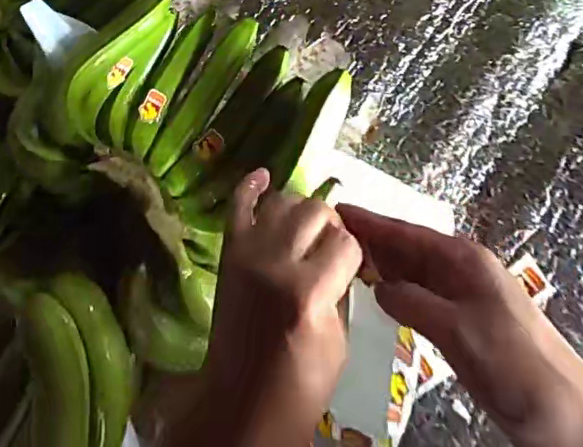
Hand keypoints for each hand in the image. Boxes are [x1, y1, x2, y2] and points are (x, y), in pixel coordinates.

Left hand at [172, 170, 362, 446]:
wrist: (240, 407)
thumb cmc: (298, 386)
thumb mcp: (337, 341)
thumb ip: (339, 288)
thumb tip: (340, 254)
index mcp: (308, 293)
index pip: (346, 243)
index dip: (354, 254)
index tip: (351, 267)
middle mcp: (275, 264)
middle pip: (317, 211)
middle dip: (332, 226)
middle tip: (329, 247)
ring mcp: (248, 254)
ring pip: (284, 201)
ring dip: (302, 209)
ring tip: (306, 229)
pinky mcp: (228, 254)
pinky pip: (238, 206)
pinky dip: (250, 186)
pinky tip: (265, 176)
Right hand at [337, 206, 582, 446]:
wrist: (569, 417)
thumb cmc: (514, 365)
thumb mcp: (458, 332)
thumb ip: (415, 304)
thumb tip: (381, 287)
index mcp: (464, 259)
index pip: (407, 233)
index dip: (371, 223)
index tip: (337, 210)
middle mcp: (465, 268)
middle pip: (410, 247)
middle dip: (373, 240)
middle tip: (331, 235)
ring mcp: (469, 295)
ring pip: (416, 270)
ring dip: (385, 264)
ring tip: (346, 260)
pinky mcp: (470, 321)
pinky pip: (425, 295)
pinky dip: (400, 291)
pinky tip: (382, 297)